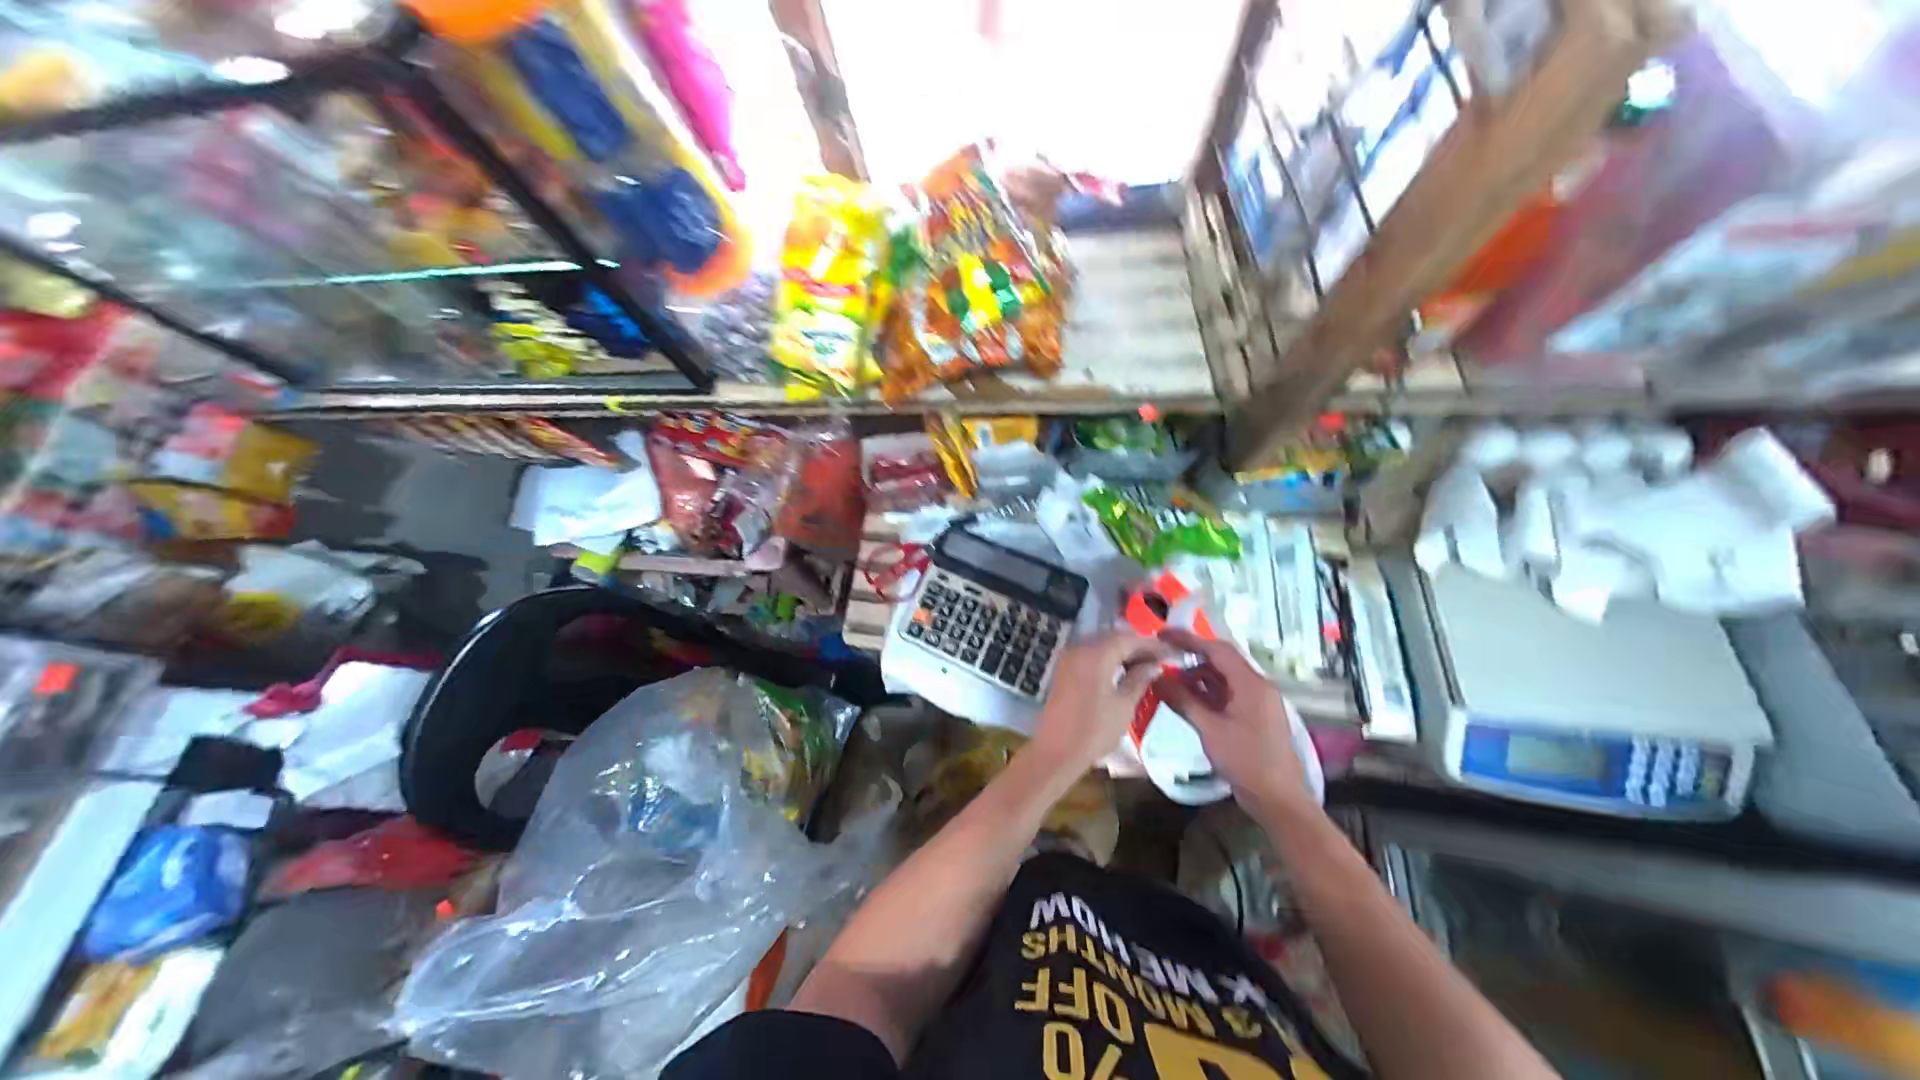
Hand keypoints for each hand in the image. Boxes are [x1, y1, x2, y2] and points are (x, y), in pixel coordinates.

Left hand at [1029, 633, 1169, 776]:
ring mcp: (1069, 659)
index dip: (1150, 644)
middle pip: (1113, 639)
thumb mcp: (1124, 705)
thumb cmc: (1095, 730)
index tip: (1170, 652)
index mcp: (1095, 654)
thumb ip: (1139, 679)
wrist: (1057, 751)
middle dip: (1136, 646)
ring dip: (1122, 653)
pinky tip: (1122, 672)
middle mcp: (1079, 649)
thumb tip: (1154, 664)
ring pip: (1101, 646)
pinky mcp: (1064, 670)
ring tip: (1145, 666)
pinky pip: (1090, 656)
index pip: (1128, 639)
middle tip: (1159, 659)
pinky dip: (1107, 659)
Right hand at [1155, 628, 1317, 819]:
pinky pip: (1227, 693)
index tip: (1162, 634)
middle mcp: (1257, 686)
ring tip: (1169, 683)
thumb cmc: (1246, 760)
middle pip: (1221, 661)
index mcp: (1251, 684)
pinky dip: (1206, 693)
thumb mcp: (1209, 729)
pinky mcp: (1253, 715)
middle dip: (1190, 658)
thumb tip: (1156, 679)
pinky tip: (1186, 700)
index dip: (1189, 639)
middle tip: (1162, 657)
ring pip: (1223, 678)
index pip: (1217, 650)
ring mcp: (1257, 701)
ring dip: (1196, 677)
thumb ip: (1183, 701)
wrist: (1278, 798)